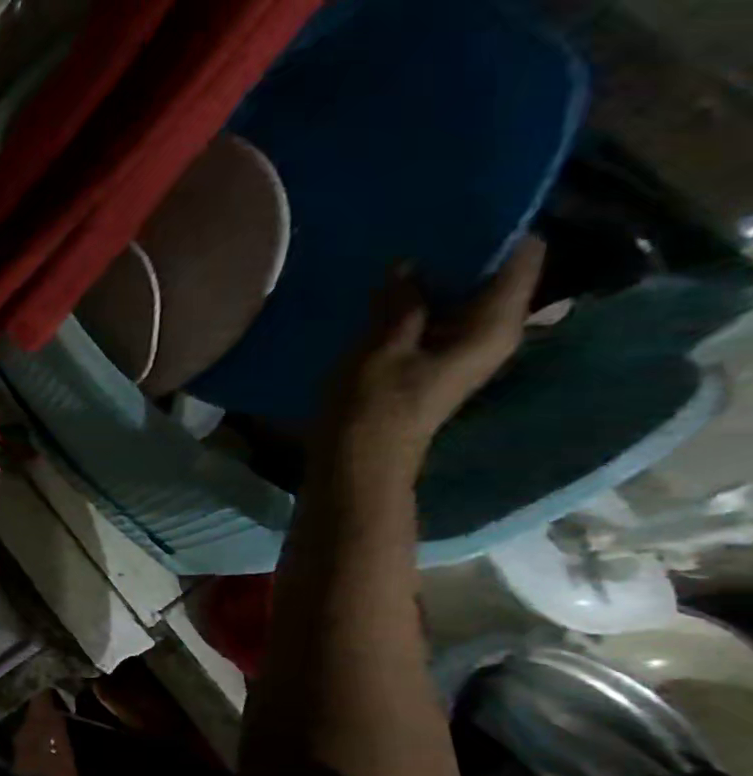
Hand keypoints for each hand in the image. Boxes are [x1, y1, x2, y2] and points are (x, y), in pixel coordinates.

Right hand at [322, 235, 546, 471]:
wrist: (357, 463)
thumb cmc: (372, 407)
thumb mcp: (381, 347)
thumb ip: (400, 302)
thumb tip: (408, 265)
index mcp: (494, 326)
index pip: (522, 257)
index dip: (498, 229)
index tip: (459, 208)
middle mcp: (493, 335)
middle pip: (494, 276)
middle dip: (461, 253)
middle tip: (418, 228)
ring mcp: (465, 352)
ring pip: (463, 298)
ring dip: (435, 280)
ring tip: (397, 258)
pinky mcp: (436, 364)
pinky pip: (439, 320)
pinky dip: (419, 304)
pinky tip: (386, 297)